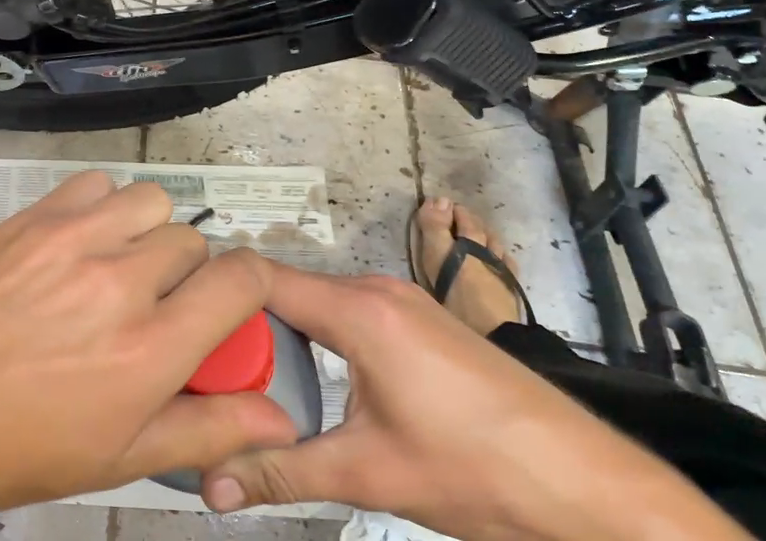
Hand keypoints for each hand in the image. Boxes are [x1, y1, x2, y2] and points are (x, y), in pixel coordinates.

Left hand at [0, 170, 298, 526]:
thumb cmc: (5, 447)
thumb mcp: (114, 460)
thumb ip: (205, 430)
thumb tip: (278, 417)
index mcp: (148, 349)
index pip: (242, 280)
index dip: (252, 287)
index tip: (231, 306)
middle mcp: (117, 281)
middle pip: (193, 242)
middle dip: (188, 276)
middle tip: (154, 311)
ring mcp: (69, 240)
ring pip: (149, 202)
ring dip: (148, 233)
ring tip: (117, 271)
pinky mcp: (29, 219)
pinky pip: (93, 185)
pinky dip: (101, 207)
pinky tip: (78, 246)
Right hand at [200, 267, 751, 540]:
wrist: (591, 489)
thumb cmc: (476, 470)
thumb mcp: (368, 473)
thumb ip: (281, 473)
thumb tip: (209, 489)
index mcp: (358, 309)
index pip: (261, 277)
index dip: (214, 293)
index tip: (175, 323)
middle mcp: (377, 290)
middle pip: (286, 290)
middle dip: (242, 325)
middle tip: (203, 366)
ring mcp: (405, 303)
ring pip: (318, 305)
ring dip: (281, 336)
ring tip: (244, 379)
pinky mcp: (424, 325)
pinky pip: (349, 317)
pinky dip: (317, 341)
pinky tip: (309, 384)